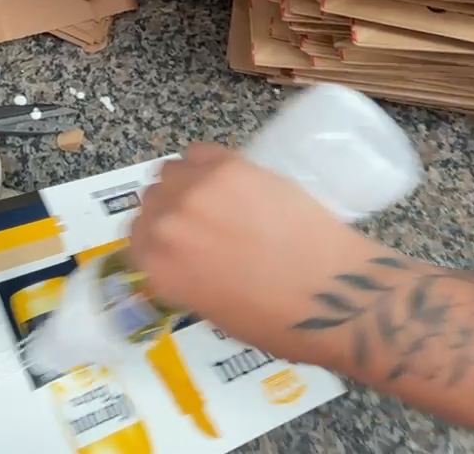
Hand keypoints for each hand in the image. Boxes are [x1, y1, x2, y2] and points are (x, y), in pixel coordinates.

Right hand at [128, 143, 387, 355]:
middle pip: (148, 203)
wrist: (339, 295)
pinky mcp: (227, 164)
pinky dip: (205, 164)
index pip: (133, 240)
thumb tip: (178, 260)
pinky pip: (197, 152)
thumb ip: (182, 280)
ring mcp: (195, 189)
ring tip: (214, 200)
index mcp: (159, 267)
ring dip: (183, 185)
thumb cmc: (281, 320)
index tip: (172, 246)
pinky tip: (227, 181)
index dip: (153, 243)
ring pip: (168, 172)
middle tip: (198, 226)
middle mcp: (166, 224)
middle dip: (167, 214)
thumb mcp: (214, 312)